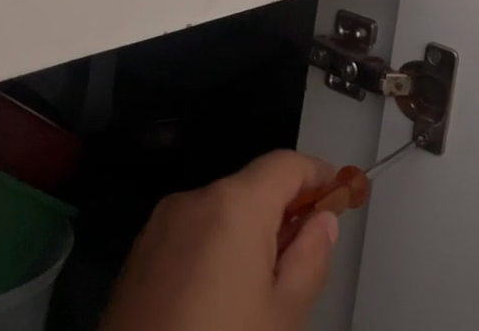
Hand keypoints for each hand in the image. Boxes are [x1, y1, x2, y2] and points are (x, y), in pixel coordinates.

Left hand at [101, 150, 340, 330]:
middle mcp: (194, 200)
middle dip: (282, 212)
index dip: (319, 174)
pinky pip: (191, 234)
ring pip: (220, 212)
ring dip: (247, 232)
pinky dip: (214, 249)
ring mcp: (160, 225)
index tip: (340, 192)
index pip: (287, 164)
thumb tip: (322, 222)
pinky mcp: (138, 253)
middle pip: (252, 188)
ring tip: (259, 288)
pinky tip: (219, 296)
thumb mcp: (283, 313)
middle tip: (304, 253)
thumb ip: (311, 256)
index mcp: (234, 204)